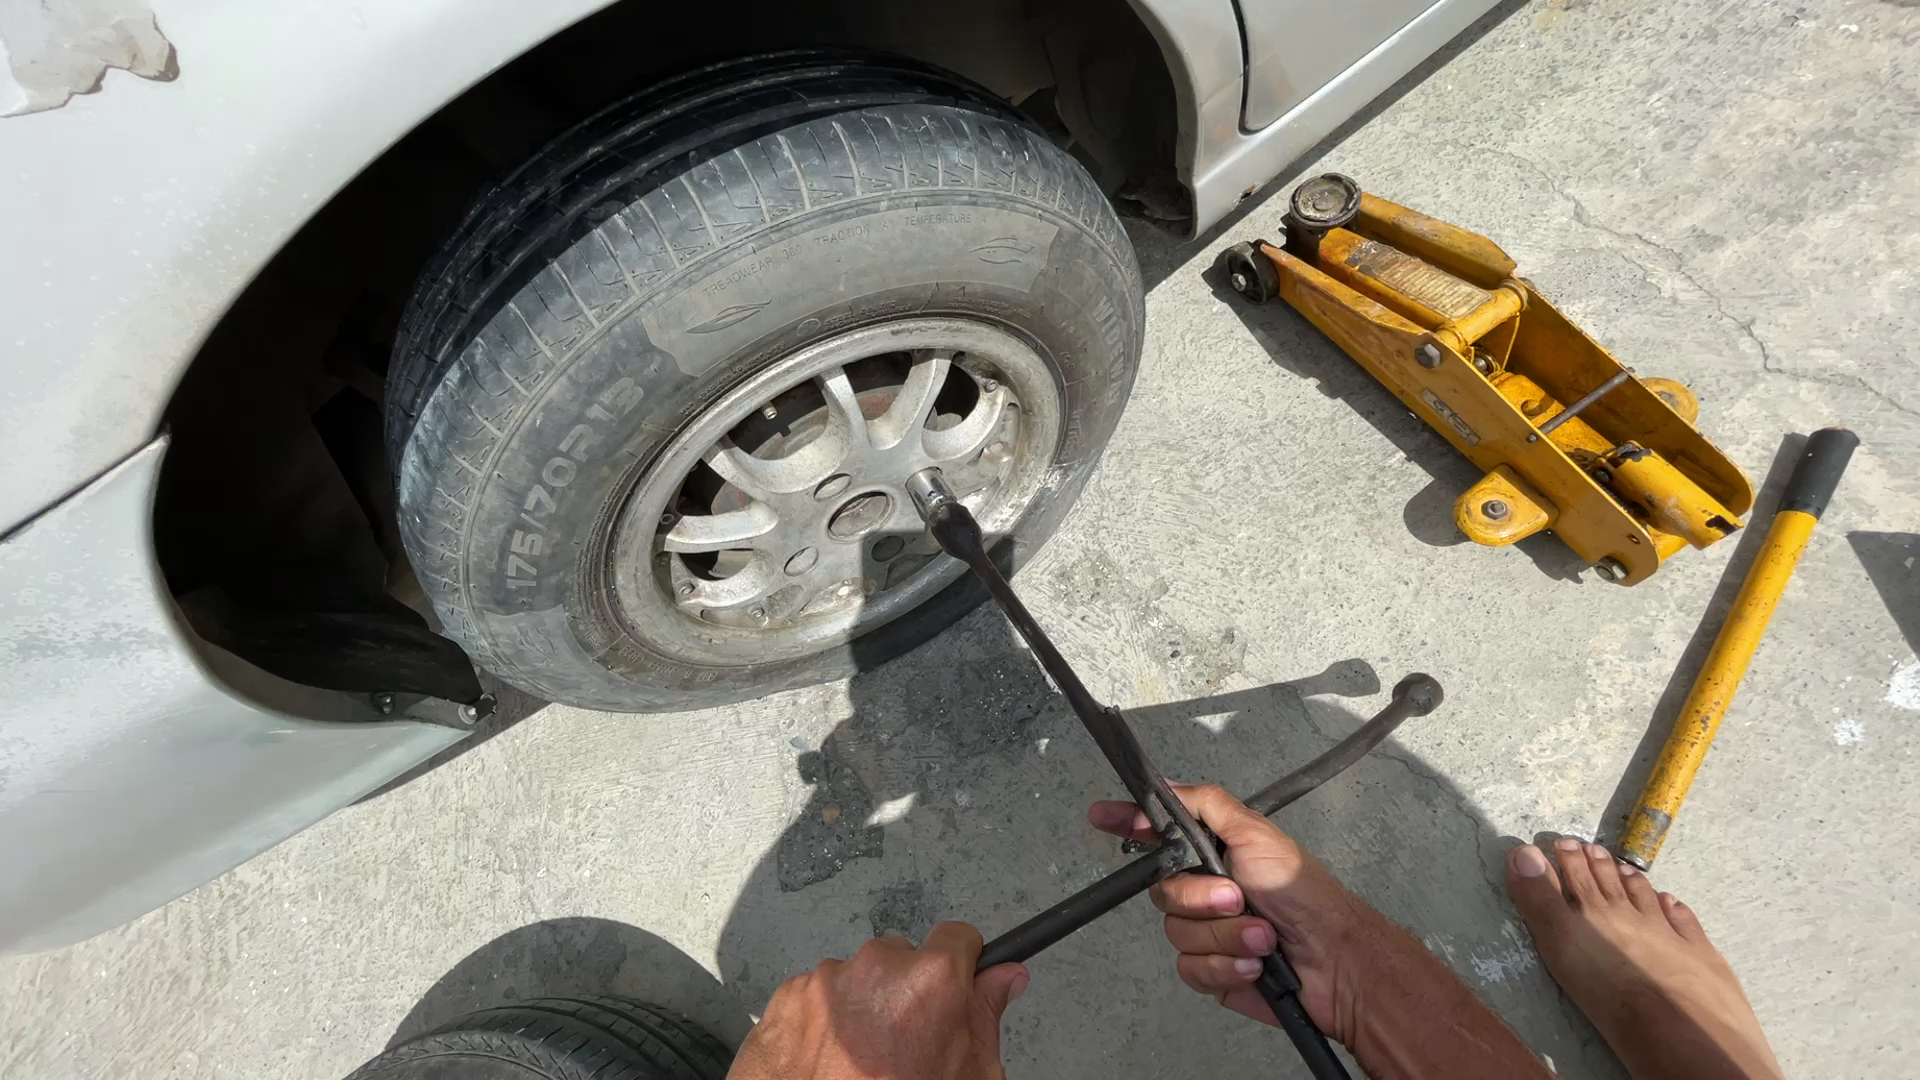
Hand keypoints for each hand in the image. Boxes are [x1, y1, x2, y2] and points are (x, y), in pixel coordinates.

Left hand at [726, 922, 1028, 1079]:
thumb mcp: (970, 1077)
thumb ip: (987, 1016)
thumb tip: (1009, 975)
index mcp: (930, 978)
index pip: (958, 937)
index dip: (962, 964)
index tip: (956, 985)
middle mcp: (879, 963)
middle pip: (906, 957)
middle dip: (908, 990)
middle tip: (903, 1044)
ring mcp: (829, 977)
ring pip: (860, 976)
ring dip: (864, 1004)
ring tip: (860, 1059)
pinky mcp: (789, 994)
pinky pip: (820, 994)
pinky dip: (826, 1020)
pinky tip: (828, 1060)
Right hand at [1089, 784, 1371, 1041]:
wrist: (1334, 961)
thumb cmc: (1301, 892)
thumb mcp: (1254, 831)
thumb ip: (1206, 804)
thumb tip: (1165, 787)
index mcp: (1209, 850)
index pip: (1153, 831)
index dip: (1125, 822)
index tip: (1100, 816)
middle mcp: (1202, 887)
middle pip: (1161, 889)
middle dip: (1200, 897)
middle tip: (1237, 898)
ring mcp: (1205, 929)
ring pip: (1176, 931)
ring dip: (1223, 935)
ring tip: (1261, 936)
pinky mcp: (1212, 968)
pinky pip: (1191, 967)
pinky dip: (1225, 964)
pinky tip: (1254, 964)